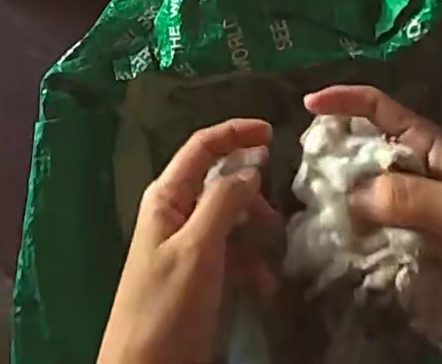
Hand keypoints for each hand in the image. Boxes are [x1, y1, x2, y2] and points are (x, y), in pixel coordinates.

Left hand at [99, 118, 279, 363]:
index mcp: (167, 197)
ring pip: (227, 215)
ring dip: (252, 225)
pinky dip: (249, 261)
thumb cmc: (166, 309)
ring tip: (273, 244)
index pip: (202, 146)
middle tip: (275, 203)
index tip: (272, 134)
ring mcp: (184, 245)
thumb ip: (223, 200)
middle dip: (249, 187)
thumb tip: (251, 168)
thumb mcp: (198, 249)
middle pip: (218, 179)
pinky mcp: (195, 275)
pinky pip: (229, 251)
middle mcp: (175, 212)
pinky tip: (265, 283)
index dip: (235, 132)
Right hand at [305, 86, 441, 363]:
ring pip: (364, 189)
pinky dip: (351, 229)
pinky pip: (371, 226)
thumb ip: (407, 197)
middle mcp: (415, 168)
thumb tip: (351, 195)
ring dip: (338, 195)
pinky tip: (333, 240)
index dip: (344, 100)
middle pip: (364, 147)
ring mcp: (412, 206)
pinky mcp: (410, 240)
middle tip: (304, 171)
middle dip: (333, 152)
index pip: (380, 108)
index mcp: (429, 145)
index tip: (308, 105)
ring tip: (310, 207)